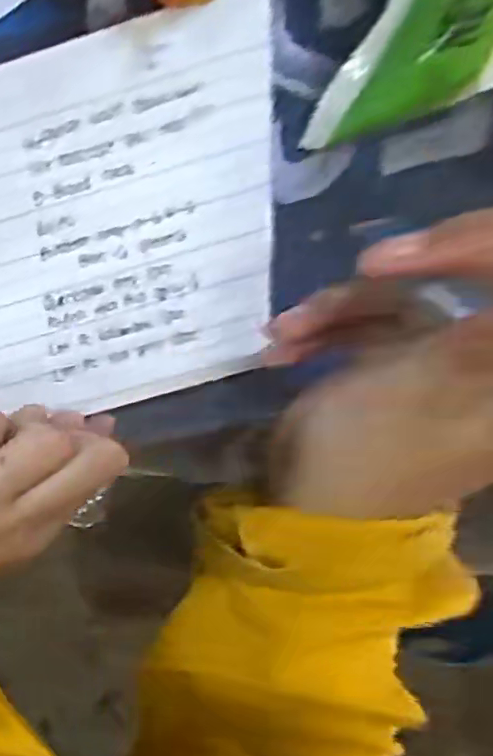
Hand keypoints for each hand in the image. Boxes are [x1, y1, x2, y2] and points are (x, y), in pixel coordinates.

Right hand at [265, 210, 492, 517]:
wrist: (315, 507)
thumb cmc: (368, 453)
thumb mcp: (421, 387)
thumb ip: (473, 331)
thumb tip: (487, 257)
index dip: (476, 248)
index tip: (397, 256)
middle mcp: (492, 349)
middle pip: (476, 271)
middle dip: (406, 271)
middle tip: (361, 268)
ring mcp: (453, 351)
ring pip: (414, 293)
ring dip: (343, 305)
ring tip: (283, 332)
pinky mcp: (403, 361)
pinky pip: (376, 322)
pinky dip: (327, 328)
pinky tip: (284, 348)